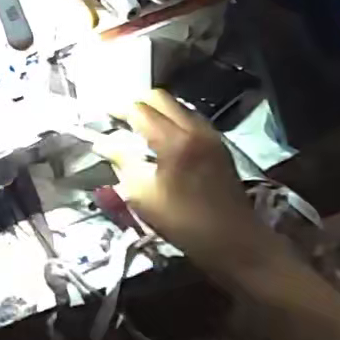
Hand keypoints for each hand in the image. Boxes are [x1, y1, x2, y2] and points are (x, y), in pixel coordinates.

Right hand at [105, 90, 276, 280]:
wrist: (236, 242)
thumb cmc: (184, 223)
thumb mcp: (143, 196)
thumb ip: (122, 162)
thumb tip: (103, 143)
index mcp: (173, 141)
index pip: (139, 109)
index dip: (117, 109)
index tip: (103, 116)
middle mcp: (194, 129)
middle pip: (159, 97)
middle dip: (136, 103)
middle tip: (120, 119)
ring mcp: (209, 134)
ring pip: (176, 105)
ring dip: (155, 110)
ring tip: (138, 128)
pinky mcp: (218, 144)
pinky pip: (189, 118)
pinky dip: (171, 120)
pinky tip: (161, 139)